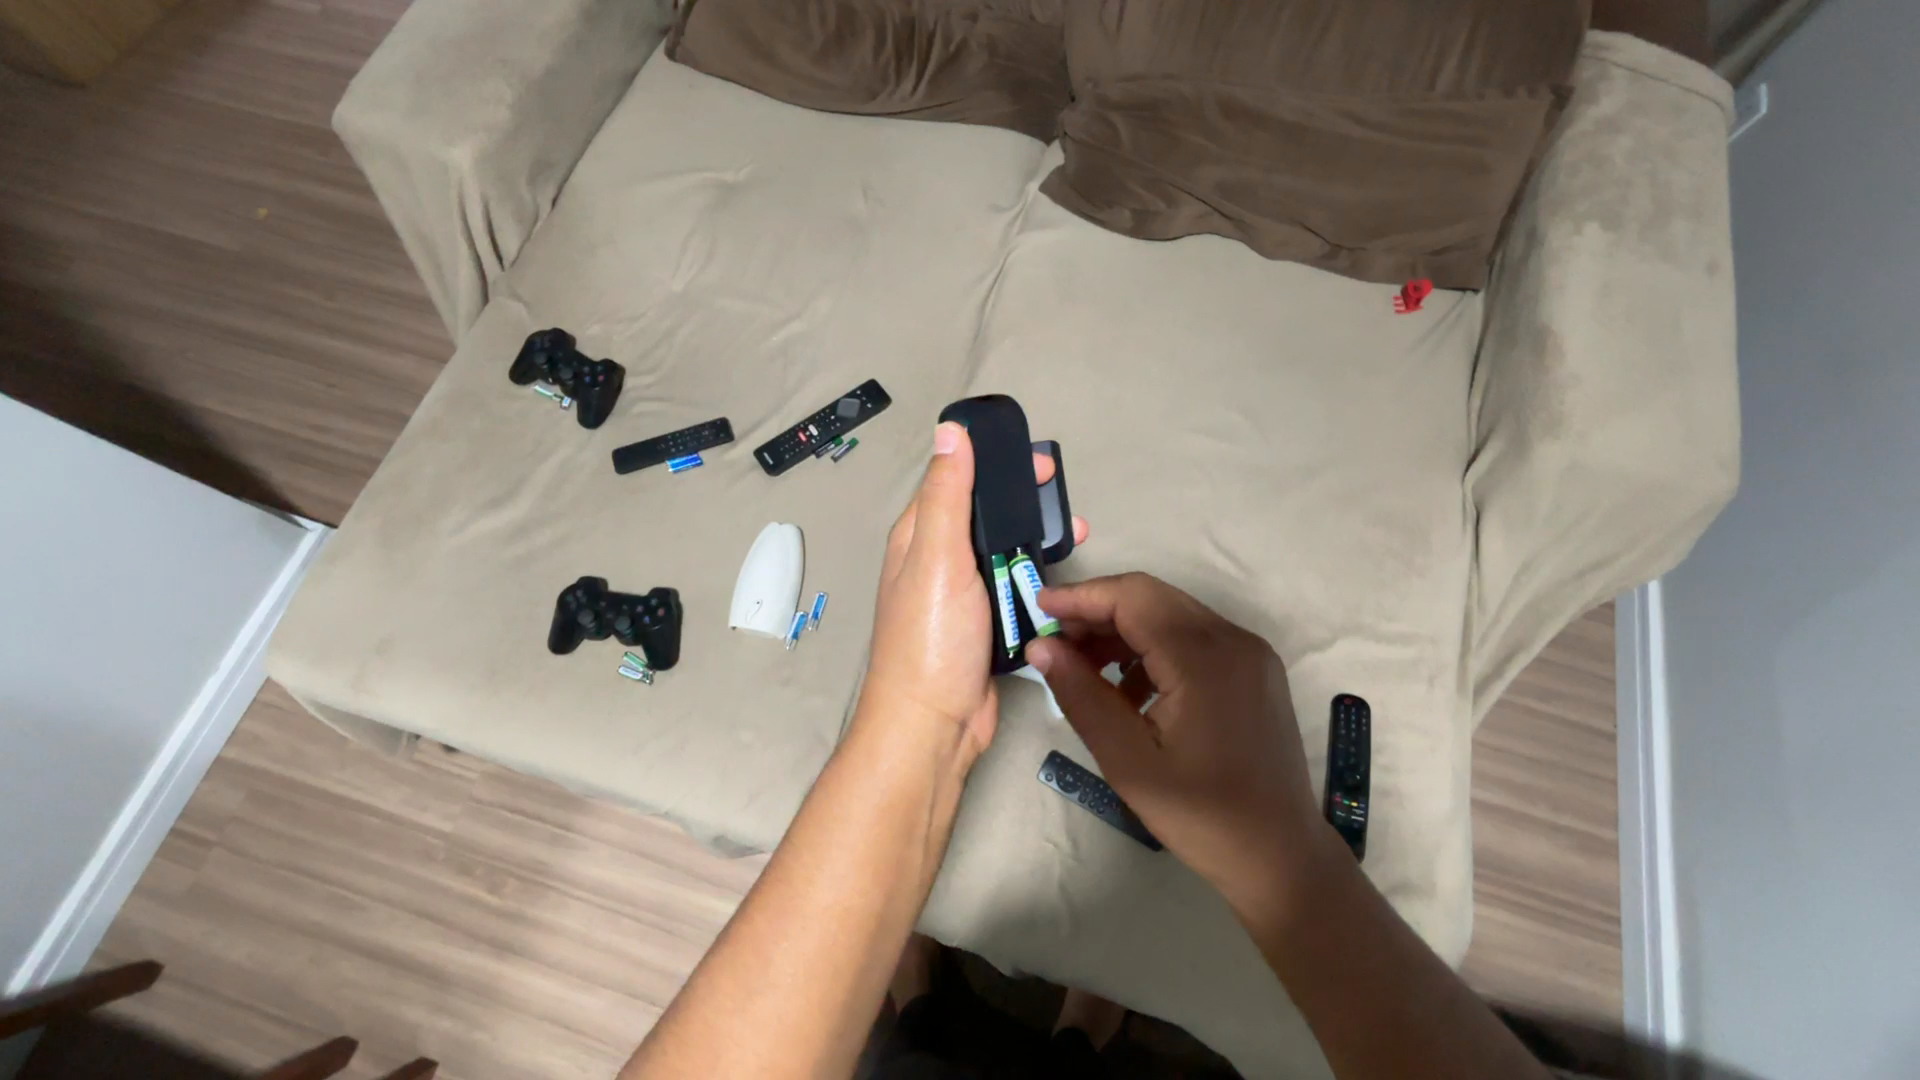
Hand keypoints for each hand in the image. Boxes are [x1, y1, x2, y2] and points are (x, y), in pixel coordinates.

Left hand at [858, 422, 1088, 760]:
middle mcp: (939, 561)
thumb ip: (946, 496)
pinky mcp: (987, 624)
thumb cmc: (931, 638)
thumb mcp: (937, 558)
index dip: (993, 463)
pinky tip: (1063, 576)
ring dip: (1038, 540)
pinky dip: (1039, 579)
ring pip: (1006, 552)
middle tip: (1063, 497)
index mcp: (919, 537)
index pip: (956, 481)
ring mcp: (964, 595)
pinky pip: (1016, 589)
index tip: (1036, 461)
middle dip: (1025, 502)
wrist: (935, 725)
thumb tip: (950, 432)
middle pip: (986, 516)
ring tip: (1075, 535)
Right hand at [1024, 574, 1334, 919]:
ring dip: (1123, 630)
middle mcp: (1234, 640)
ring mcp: (1250, 653)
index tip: (1038, 607)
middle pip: (1153, 598)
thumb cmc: (1201, 816)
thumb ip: (1081, 695)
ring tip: (1082, 667)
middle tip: (1054, 642)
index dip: (1082, 596)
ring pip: (1172, 615)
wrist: (1281, 857)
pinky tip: (1129, 688)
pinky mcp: (1255, 670)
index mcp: (1205, 659)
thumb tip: (1040, 647)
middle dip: (1098, 611)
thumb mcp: (1127, 760)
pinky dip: (1153, 647)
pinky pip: (1194, 638)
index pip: (1133, 598)